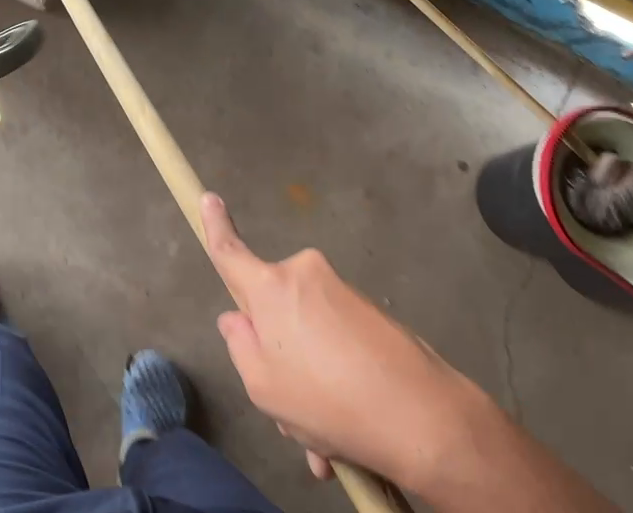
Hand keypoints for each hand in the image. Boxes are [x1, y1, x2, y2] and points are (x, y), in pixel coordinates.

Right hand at [201, 193, 491, 492]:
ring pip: (309, 334)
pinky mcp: (374, 312)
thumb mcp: (263, 387)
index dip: (216, 227)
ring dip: (312, 379)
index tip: (209, 197)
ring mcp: (344, 292)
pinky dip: (338, 381)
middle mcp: (307, 276)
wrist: (423, 416)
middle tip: (291, 406)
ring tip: (327, 435)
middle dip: (278, 352)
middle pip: (275, 308)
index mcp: (272, 289)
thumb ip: (240, 346)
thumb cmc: (328, 400)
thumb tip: (237, 319)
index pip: (231, 253)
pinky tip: (350, 428)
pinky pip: (339, 345)